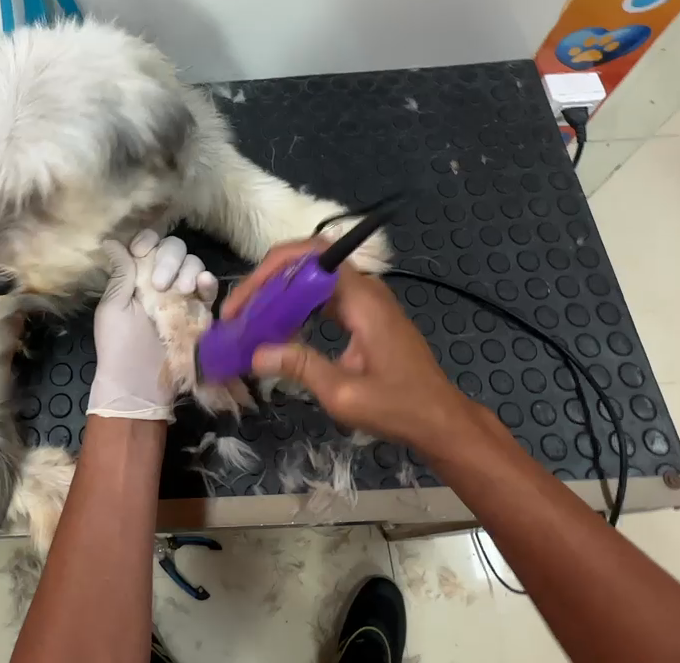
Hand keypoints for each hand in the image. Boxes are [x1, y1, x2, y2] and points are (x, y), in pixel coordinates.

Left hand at [87, 232, 217, 420]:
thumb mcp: (113, 308)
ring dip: (188, 270)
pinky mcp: (199, 313)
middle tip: (159, 283)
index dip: (148, 241)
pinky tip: (202, 284)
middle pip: (174, 249)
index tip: (141, 251)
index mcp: (136, 276)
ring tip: (180, 290)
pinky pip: (208, 290)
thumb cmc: (119, 346)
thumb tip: (111, 240)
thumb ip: (121, 273)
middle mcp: (161, 280)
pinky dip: (208, 282)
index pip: (148, 244)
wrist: (139, 385)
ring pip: (194, 264)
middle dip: (169, 258)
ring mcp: (182, 296)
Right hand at [222, 241, 486, 448]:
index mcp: (362, 299)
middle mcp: (364, 289)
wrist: (442, 421)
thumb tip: (256, 354)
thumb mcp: (345, 394)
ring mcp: (365, 300)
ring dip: (278, 294)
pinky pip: (322, 297)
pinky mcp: (364, 315)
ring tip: (250, 320)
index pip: (311, 257)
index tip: (246, 297)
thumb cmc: (400, 408)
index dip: (273, 268)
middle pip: (307, 264)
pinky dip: (295, 307)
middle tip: (237, 312)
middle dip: (267, 282)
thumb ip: (301, 367)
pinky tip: (277, 329)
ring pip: (312, 280)